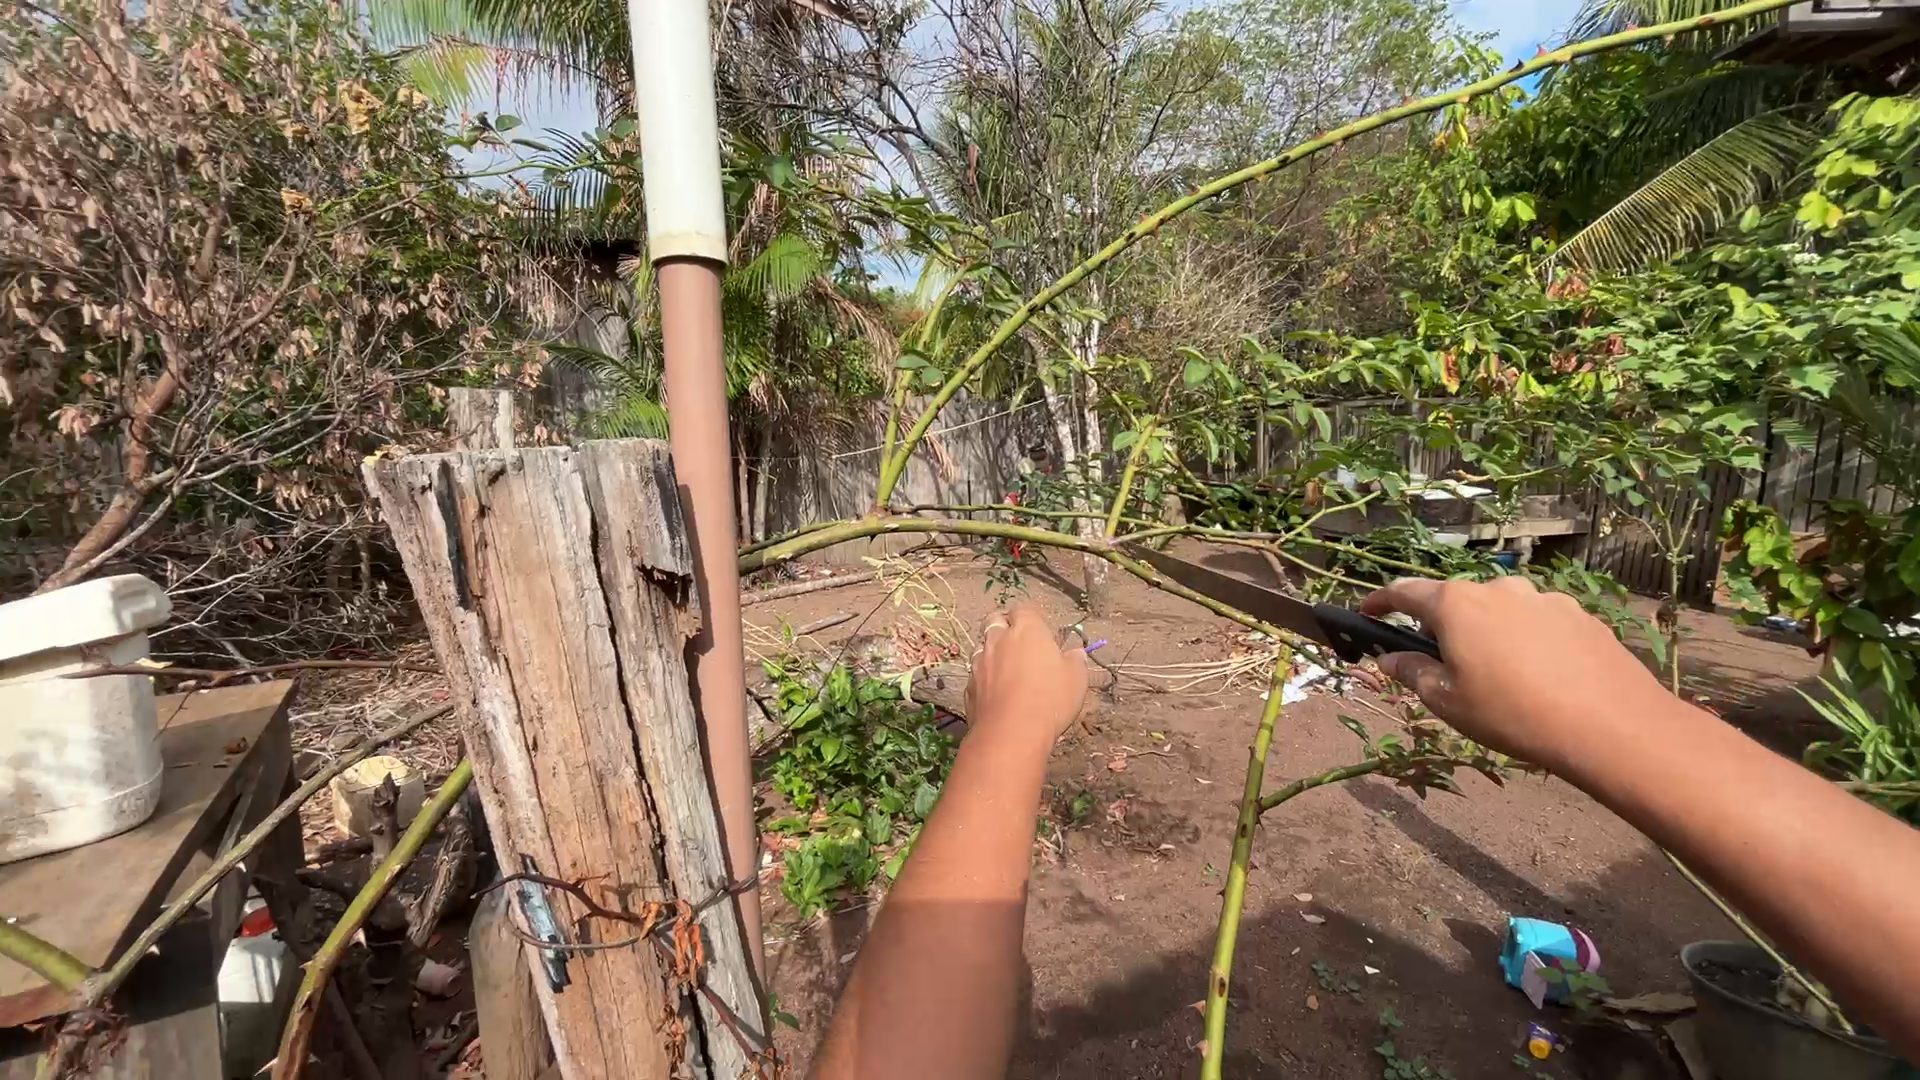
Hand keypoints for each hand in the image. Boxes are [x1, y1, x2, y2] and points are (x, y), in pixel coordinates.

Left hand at [966, 602, 1088, 752]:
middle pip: (994, 621)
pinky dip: (983, 677)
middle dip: (1002, 625)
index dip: (1029, 619)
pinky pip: (975, 673)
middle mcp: (999, 639)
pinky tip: (994, 691)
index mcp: (1027, 630)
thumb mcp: (1076, 679)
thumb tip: (1075, 653)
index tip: (1038, 632)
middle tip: (1015, 641)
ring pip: (981, 646)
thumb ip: (1075, 661)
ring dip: (991, 651)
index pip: (1023, 610)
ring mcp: (979, 662)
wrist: (1011, 732)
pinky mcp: (969, 685)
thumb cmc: (1050, 699)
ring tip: (1004, 667)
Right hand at [1361, 576, 1666, 767]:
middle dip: (1438, 624)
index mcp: (1456, 604)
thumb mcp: (1447, 701)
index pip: (1403, 592)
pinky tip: (1534, 673)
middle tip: (1437, 658)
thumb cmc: (1515, 714)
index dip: (1379, 602)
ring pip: (1496, 609)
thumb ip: (1412, 672)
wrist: (1618, 729)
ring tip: (1492, 670)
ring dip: (1483, 630)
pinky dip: (1521, 638)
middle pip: (1453, 599)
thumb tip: (1389, 658)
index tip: (1366, 613)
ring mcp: (1543, 599)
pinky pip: (1534, 620)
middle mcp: (1497, 589)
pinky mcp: (1580, 615)